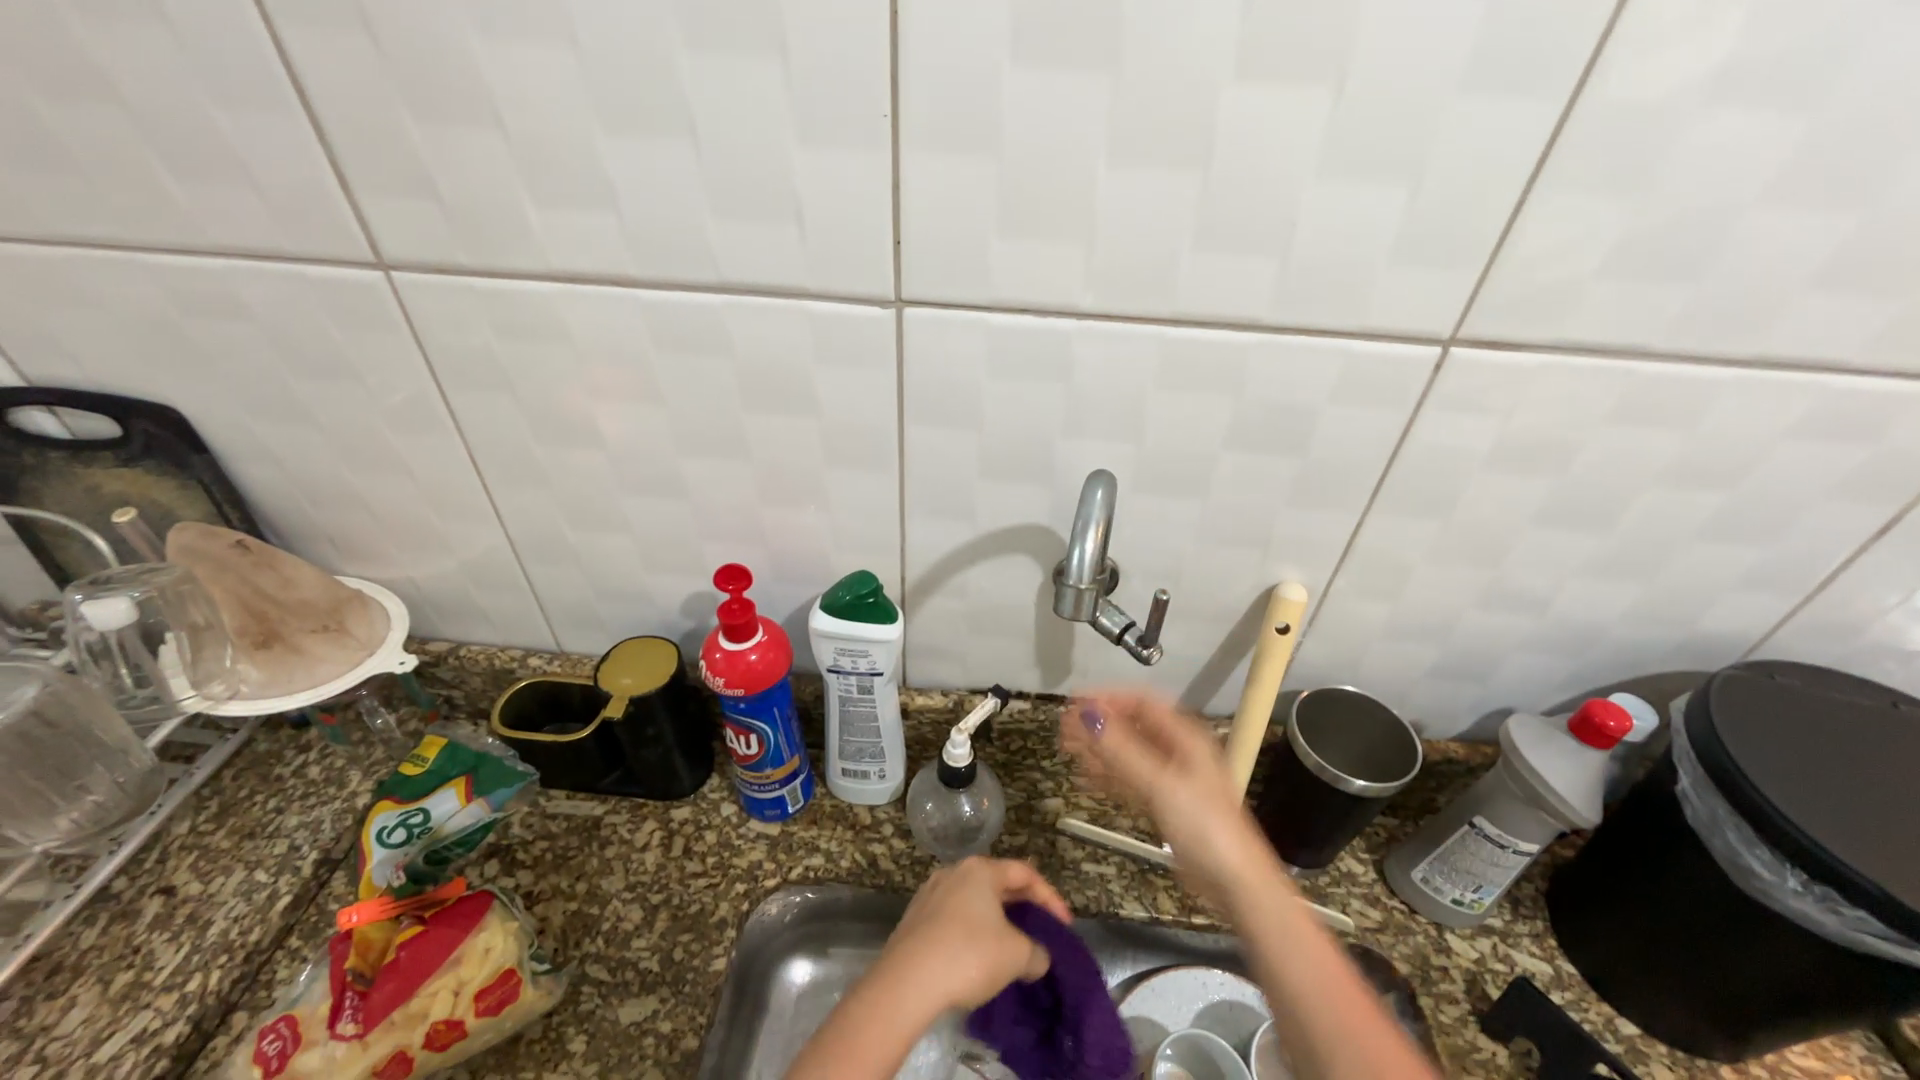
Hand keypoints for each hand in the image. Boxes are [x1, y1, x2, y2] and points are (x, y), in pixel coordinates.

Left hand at [873, 857, 1071, 1011]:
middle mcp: (953, 873)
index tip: (1064, 926)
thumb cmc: (968, 956)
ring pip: (974, 903)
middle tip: (1041, 932)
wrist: (906, 983)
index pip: (1025, 873)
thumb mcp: (1017, 956)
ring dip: (997, 922)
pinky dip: (973, 932)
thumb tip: (1037, 957)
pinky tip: (978, 958)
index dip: (1050, 898)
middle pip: (998, 885)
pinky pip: (954, 920)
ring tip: (1012, 947)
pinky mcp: (914, 920)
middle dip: (1023, 909)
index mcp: (980, 870)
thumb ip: (1037, 952)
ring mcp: (929, 895)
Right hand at [1061, 687, 1274, 907]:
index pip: (1142, 703)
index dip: (1108, 699)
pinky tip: (1084, 779)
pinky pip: (1130, 782)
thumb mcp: (1160, 783)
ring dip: (1099, 750)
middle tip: (1064, 728)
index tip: (1075, 704)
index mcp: (1185, 737)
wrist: (1234, 882)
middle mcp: (1178, 752)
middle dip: (1099, 725)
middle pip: (1133, 727)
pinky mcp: (1165, 806)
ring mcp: (1171, 780)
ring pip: (1128, 755)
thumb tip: (1085, 715)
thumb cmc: (1203, 826)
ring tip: (1066, 748)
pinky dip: (1108, 777)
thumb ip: (1120, 750)